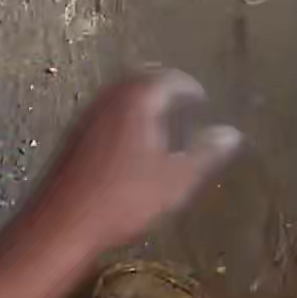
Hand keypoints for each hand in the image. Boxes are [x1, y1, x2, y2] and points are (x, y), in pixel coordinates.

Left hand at [27, 70, 241, 255]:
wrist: (64, 220)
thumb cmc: (125, 198)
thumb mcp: (174, 180)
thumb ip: (205, 154)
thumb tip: (232, 133)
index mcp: (138, 98)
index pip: (169, 78)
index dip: (188, 86)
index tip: (202, 98)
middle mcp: (112, 95)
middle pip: (142, 77)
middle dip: (164, 86)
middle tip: (183, 100)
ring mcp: (90, 111)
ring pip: (122, 92)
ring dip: (143, 98)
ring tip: (161, 118)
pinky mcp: (76, 130)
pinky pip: (108, 107)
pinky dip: (126, 111)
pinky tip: (131, 137)